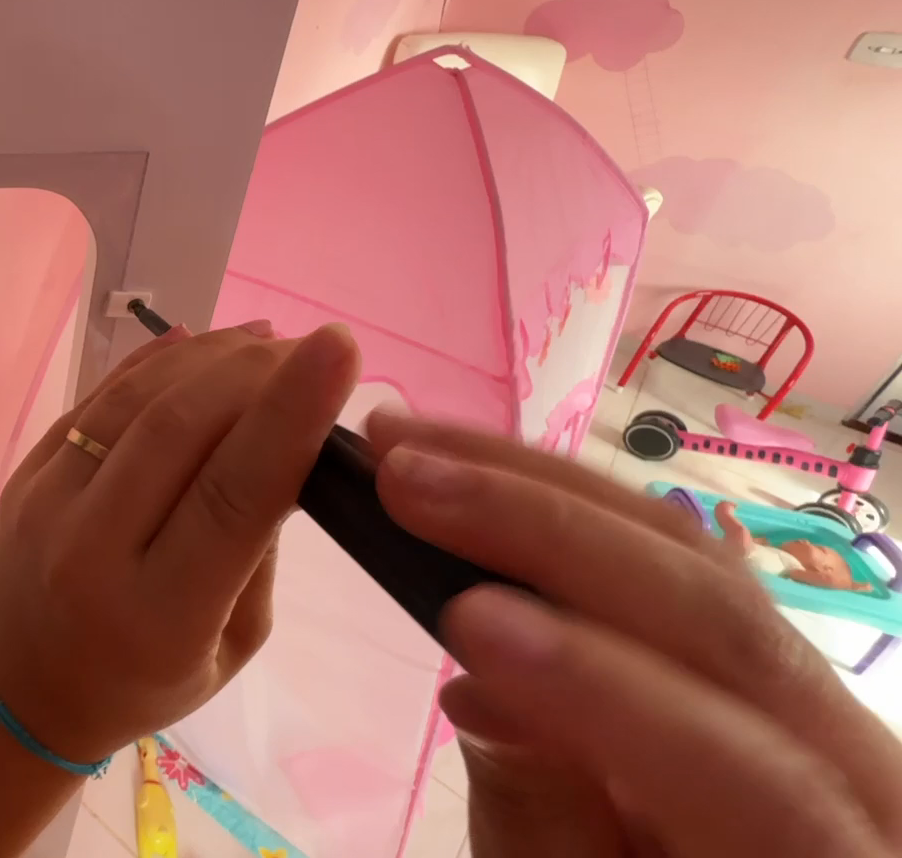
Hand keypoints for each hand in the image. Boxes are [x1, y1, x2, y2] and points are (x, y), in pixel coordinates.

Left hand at [0, 321, 359, 762]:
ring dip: (206, 357)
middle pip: (177, 428)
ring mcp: (44, 499)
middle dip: (253, 372)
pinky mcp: (25, 469)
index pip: (231, 493)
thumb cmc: (144, 683)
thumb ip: (257, 546)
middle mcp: (88, 546)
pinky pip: (95, 398)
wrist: (25, 687)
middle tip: (310, 345)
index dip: (288, 414)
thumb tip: (286, 441)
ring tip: (264, 340)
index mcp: (156, 614)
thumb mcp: (231, 645)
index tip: (339, 349)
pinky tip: (200, 345)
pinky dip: (152, 364)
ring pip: (132, 400)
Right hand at [368, 411, 901, 855]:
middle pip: (716, 614)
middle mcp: (857, 756)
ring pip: (683, 547)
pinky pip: (654, 543)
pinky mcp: (735, 634)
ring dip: (525, 479)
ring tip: (405, 441)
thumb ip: (542, 817)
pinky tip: (464, 462)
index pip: (747, 774)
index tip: (462, 621)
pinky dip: (546, 491)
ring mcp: (803, 681)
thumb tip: (477, 686)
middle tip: (401, 475)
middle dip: (539, 526)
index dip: (600, 687)